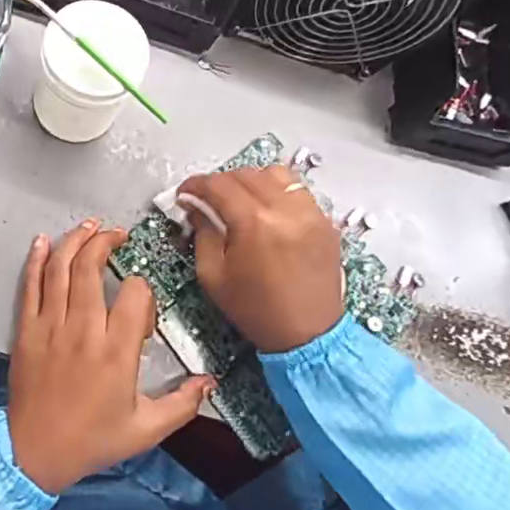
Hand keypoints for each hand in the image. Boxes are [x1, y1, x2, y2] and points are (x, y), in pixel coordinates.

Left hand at [8, 219, 211, 493]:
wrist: (34, 451)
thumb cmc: (92, 441)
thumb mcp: (146, 429)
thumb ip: (181, 403)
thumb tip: (210, 381)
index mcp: (115, 352)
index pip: (133, 295)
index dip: (141, 289)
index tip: (140, 303)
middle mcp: (82, 330)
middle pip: (90, 268)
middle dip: (104, 242)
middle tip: (115, 234)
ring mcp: (49, 327)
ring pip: (59, 270)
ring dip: (73, 242)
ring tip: (88, 226)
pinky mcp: (25, 331)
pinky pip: (29, 287)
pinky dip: (35, 261)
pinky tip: (43, 242)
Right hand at [176, 166, 344, 353]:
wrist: (307, 334)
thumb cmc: (256, 310)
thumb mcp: (213, 275)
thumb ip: (202, 233)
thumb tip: (196, 207)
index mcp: (254, 224)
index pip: (219, 185)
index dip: (195, 185)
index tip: (184, 193)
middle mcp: (286, 211)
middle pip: (246, 174)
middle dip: (219, 181)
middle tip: (205, 198)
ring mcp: (311, 214)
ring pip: (275, 174)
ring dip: (250, 180)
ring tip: (237, 198)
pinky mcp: (325, 222)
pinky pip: (297, 191)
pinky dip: (276, 191)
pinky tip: (264, 208)